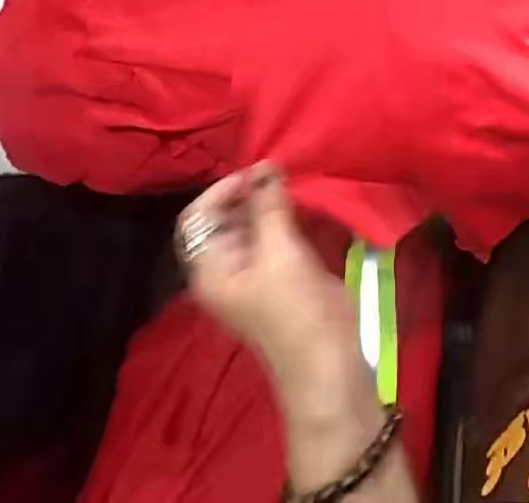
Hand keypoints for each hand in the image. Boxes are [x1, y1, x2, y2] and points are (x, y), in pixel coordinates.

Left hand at [178, 163, 359, 381]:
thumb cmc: (294, 309)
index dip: (224, 189)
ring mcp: (256, 269)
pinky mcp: (283, 270)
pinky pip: (278, 232)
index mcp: (211, 267)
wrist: (329, 362)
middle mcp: (227, 265)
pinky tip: (310, 204)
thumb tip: (264, 165)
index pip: (199, 215)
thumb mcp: (280, 252)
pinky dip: (289, 215)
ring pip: (255, 222)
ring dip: (274, 201)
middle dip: (252, 191)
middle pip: (227, 215)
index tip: (260, 173)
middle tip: (284, 174)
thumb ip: (269, 205)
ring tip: (299, 184)